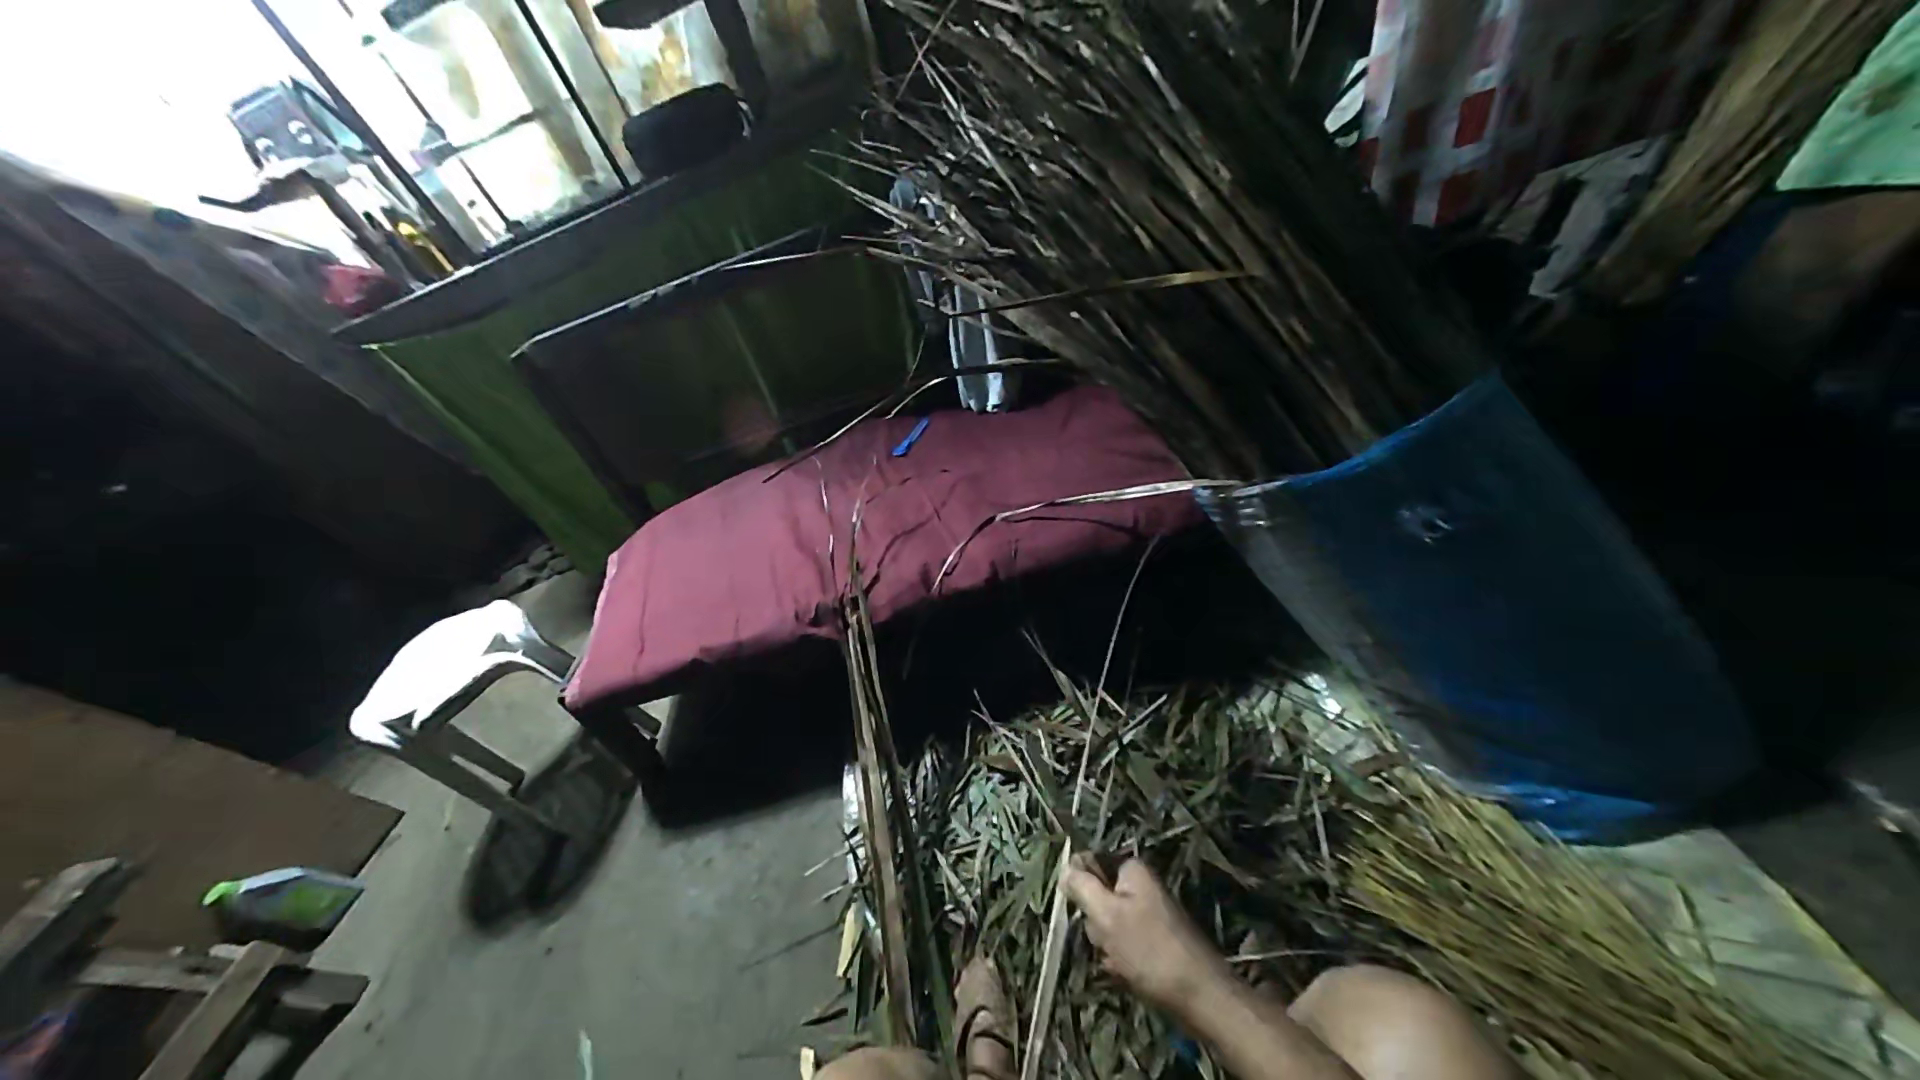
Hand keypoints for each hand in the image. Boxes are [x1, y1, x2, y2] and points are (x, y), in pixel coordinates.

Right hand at [1061, 855, 1231, 1012]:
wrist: (1201, 997)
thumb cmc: (1150, 951)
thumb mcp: (1106, 914)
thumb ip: (1082, 886)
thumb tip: (1064, 866)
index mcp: (1132, 869)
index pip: (1088, 863)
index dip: (1080, 888)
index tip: (1086, 911)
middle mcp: (1141, 885)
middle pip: (1097, 896)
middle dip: (1096, 923)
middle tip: (1108, 941)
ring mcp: (1148, 913)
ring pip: (1108, 923)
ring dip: (1107, 944)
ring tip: (1120, 962)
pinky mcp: (1153, 939)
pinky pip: (1123, 943)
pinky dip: (1121, 958)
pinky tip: (1127, 973)